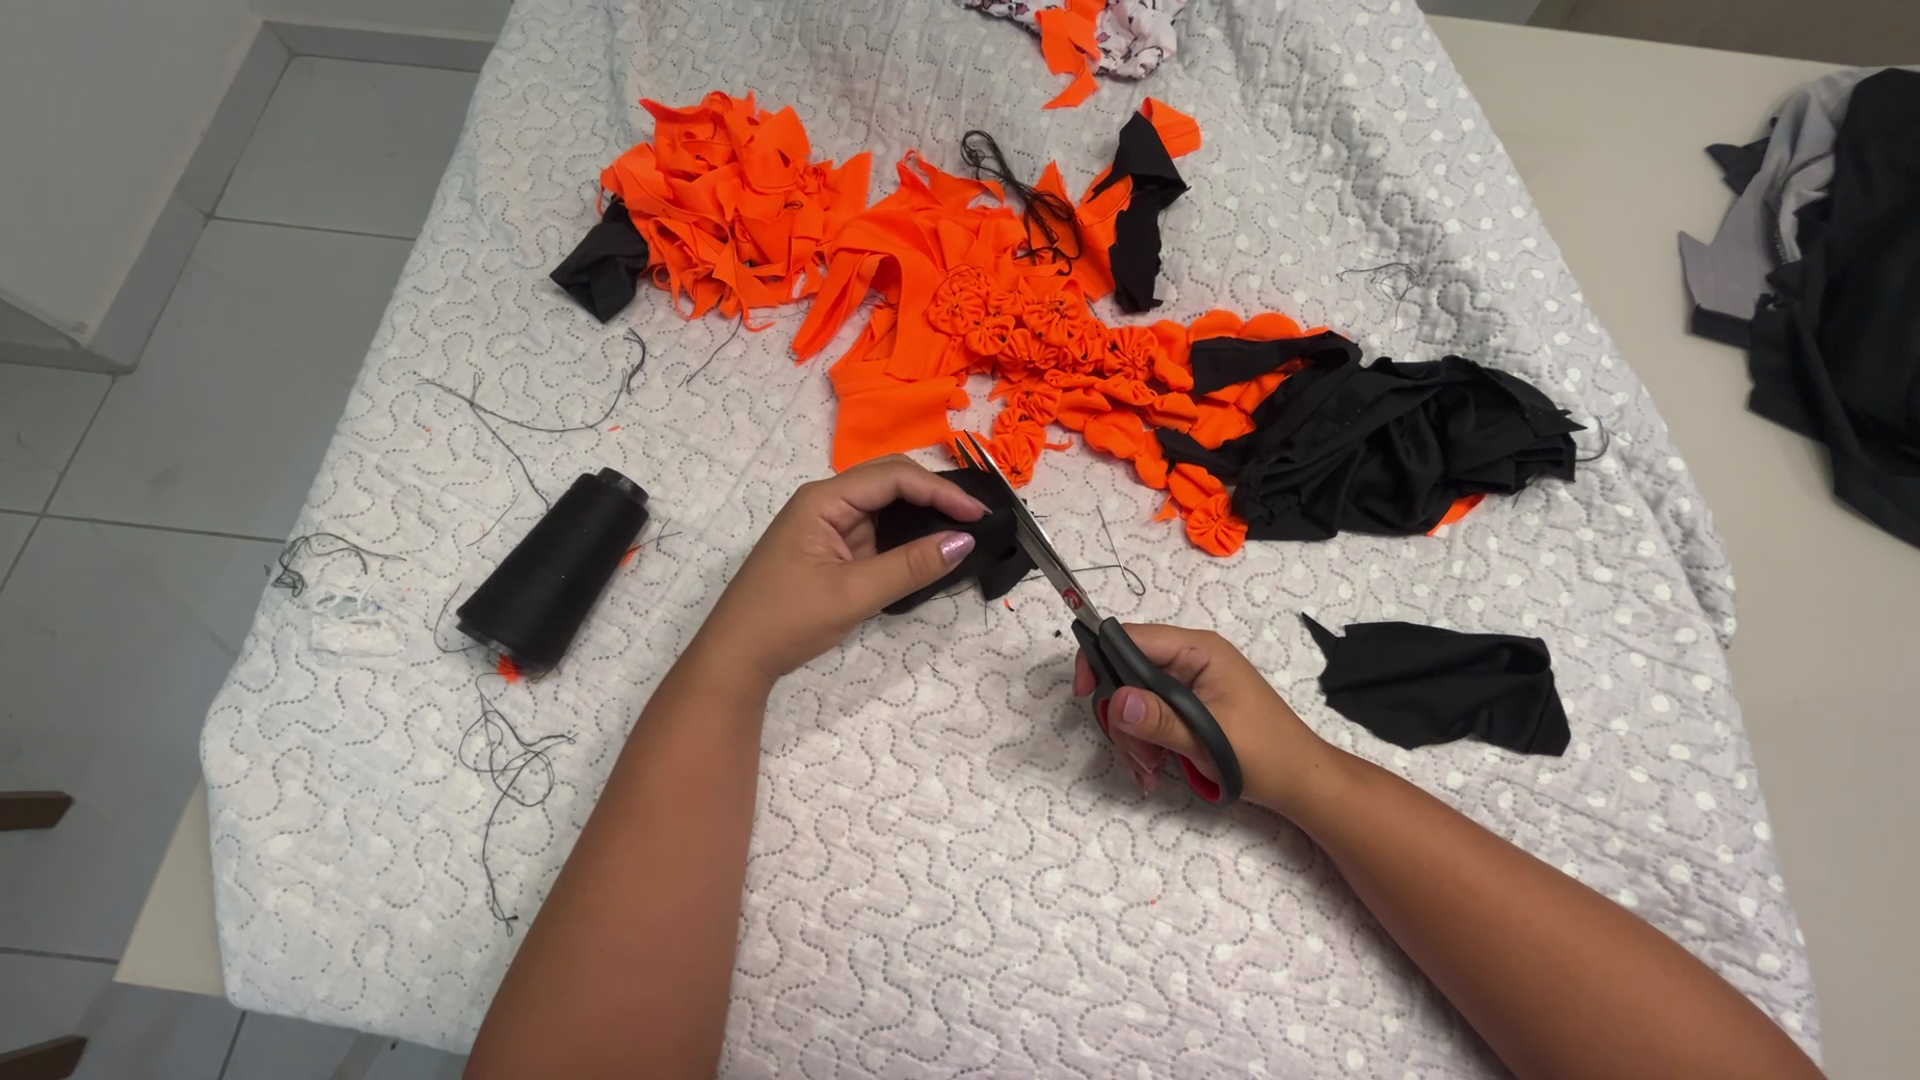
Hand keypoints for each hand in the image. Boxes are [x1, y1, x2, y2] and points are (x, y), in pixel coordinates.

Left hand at [692, 456, 985, 688]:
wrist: (737, 657)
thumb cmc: (786, 620)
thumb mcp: (852, 594)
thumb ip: (909, 567)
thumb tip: (963, 541)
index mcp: (823, 500)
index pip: (893, 477)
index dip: (939, 491)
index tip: (977, 515)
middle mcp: (827, 502)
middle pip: (890, 480)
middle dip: (934, 493)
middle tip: (976, 517)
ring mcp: (829, 525)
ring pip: (886, 505)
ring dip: (923, 512)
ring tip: (963, 527)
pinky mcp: (834, 548)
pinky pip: (878, 531)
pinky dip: (907, 536)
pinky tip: (931, 547)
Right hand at [1075, 624, 1333, 814]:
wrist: (1302, 783)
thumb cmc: (1265, 754)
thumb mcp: (1208, 738)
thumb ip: (1159, 719)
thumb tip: (1115, 701)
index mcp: (1197, 650)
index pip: (1130, 638)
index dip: (1100, 660)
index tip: (1086, 695)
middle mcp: (1188, 660)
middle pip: (1125, 674)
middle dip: (1122, 717)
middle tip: (1139, 755)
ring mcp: (1186, 684)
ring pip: (1132, 700)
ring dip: (1132, 737)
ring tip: (1152, 770)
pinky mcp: (1185, 707)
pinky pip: (1147, 717)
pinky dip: (1143, 744)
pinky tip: (1155, 770)